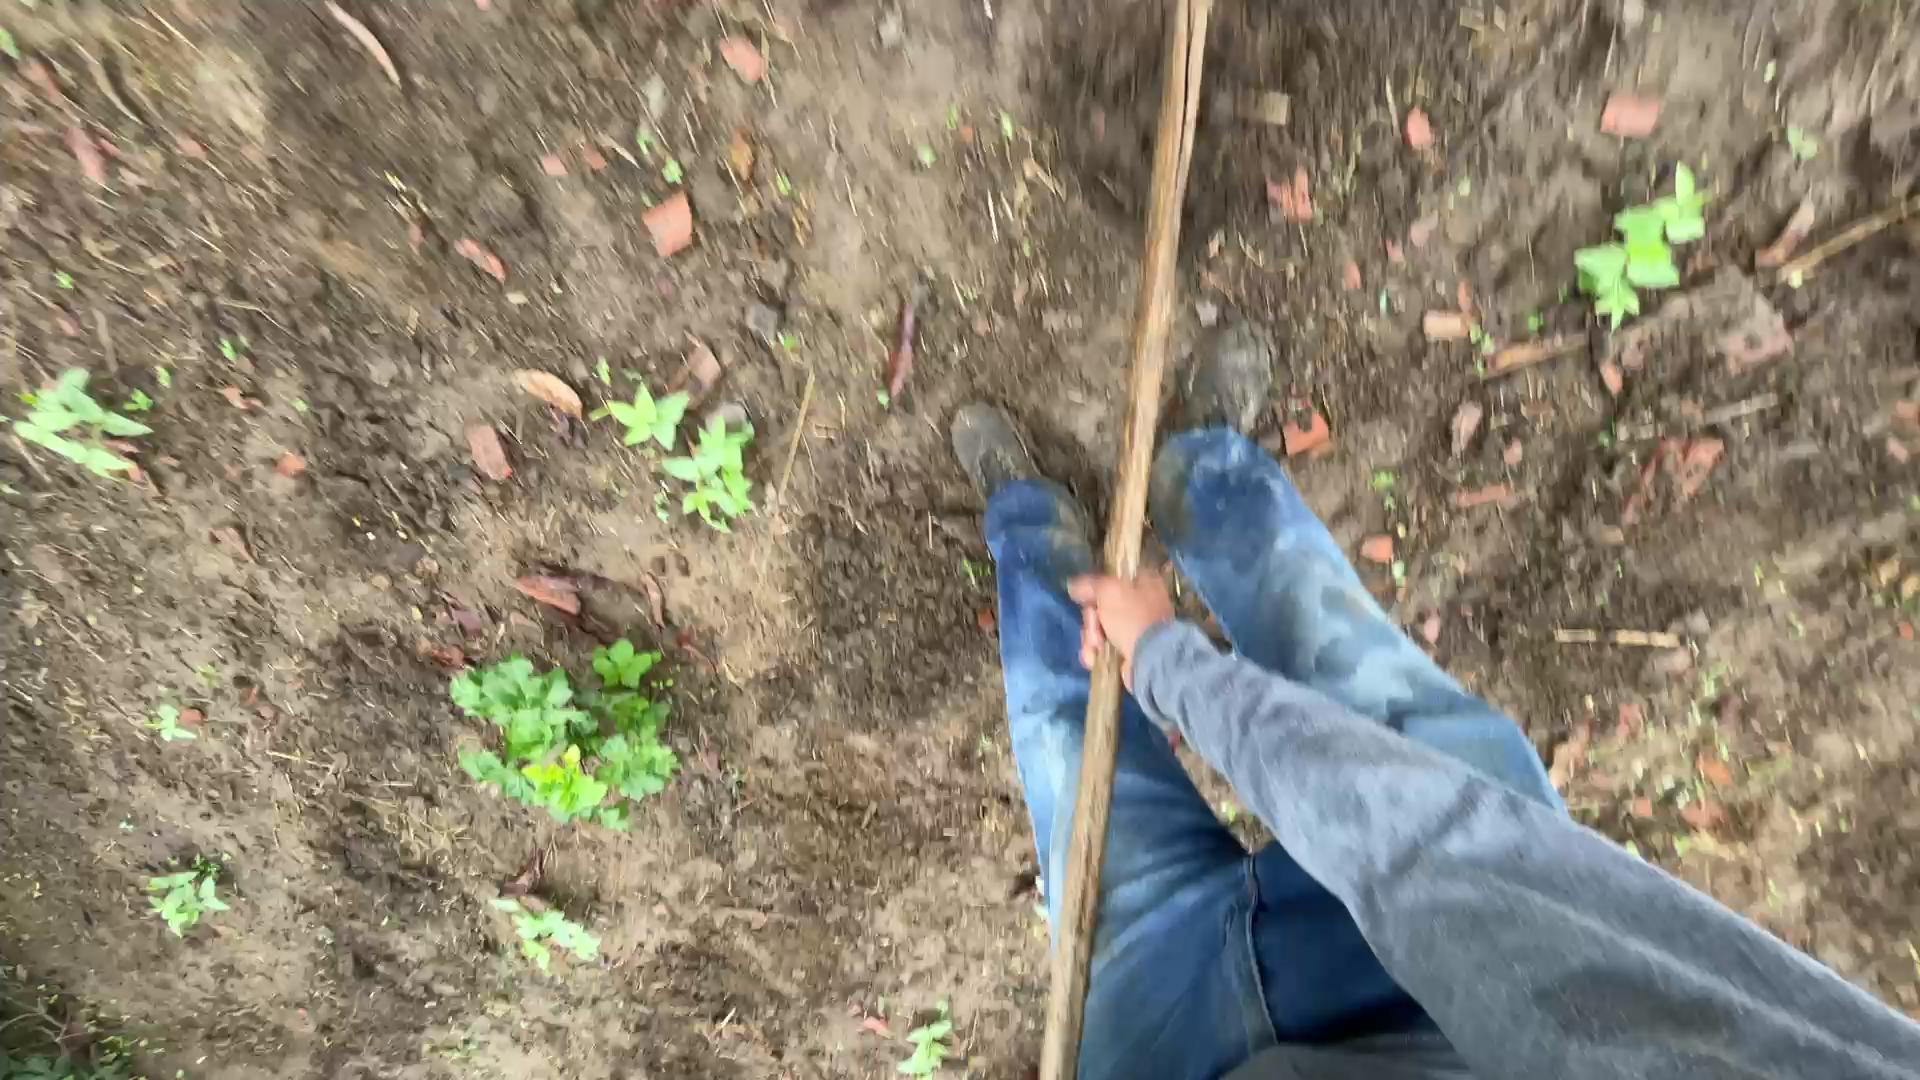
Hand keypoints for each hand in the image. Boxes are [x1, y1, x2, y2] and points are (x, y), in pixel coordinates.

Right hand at [1067, 570, 1174, 687]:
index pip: (1112, 577)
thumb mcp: (1108, 590)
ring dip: (1091, 638)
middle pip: (1100, 605)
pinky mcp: (1127, 650)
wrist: (1150, 658)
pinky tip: (1095, 658)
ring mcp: (1134, 628)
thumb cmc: (1132, 616)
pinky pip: (1102, 647)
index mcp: (1144, 581)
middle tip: (1095, 625)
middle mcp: (1140, 603)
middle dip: (1091, 619)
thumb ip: (1089, 584)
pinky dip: (1095, 653)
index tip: (1085, 596)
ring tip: (1097, 646)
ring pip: (1098, 628)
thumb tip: (1072, 585)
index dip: (1095, 587)